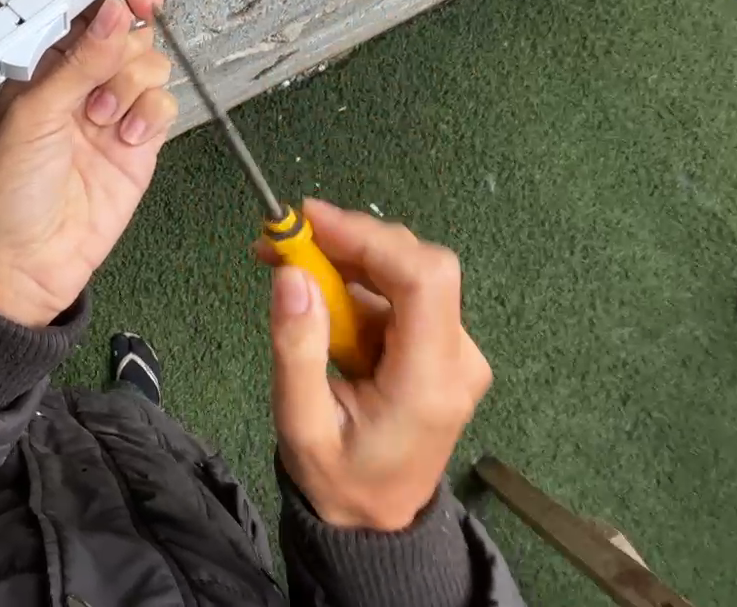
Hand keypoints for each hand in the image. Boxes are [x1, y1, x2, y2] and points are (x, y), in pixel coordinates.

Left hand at [0, 0, 177, 326]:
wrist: (27, 263)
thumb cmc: (7, 193)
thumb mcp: (33, 117)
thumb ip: (77, 62)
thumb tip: (111, 11)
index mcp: (39, 70)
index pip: (81, 18)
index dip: (109, 1)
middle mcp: (76, 86)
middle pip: (124, 36)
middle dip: (121, 52)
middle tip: (100, 84)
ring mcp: (109, 114)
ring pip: (148, 67)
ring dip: (131, 87)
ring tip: (104, 121)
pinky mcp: (137, 145)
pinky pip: (163, 106)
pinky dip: (152, 115)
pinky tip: (129, 138)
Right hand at [269, 199, 491, 530]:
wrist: (376, 519)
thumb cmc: (337, 478)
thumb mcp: (300, 422)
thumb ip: (296, 348)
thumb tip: (290, 272)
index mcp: (429, 381)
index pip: (423, 280)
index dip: (367, 236)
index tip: (305, 219)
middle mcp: (456, 357)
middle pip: (416, 264)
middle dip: (348, 238)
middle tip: (280, 238)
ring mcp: (451, 350)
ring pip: (403, 268)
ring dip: (342, 253)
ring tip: (281, 257)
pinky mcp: (434, 344)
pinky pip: (393, 288)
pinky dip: (348, 273)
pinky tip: (308, 281)